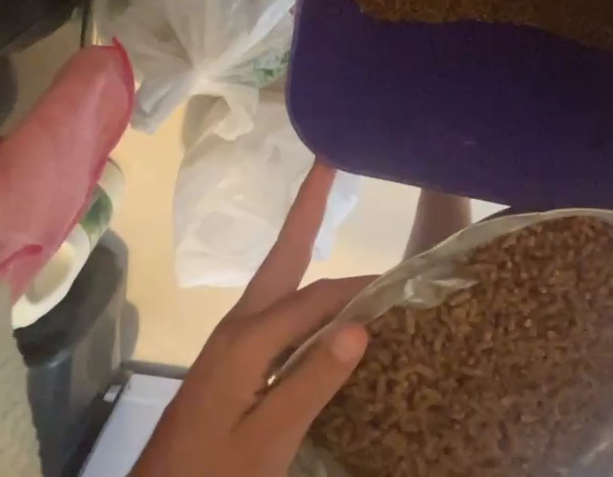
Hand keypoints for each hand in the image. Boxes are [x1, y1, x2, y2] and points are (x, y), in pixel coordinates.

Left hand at [131, 165, 373, 475]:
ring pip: (275, 276)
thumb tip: (360, 323)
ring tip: (322, 211)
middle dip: (305, 209)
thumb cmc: (214, 473)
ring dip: (300, 240)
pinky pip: (273, 305)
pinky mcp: (230, 358)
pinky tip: (312, 300)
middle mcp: (239, 325)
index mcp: (250, 338)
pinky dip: (297, 283)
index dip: (358, 285)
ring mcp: (230, 340)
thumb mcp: (268, 438)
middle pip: (283, 255)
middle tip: (326, 166)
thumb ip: (312, 381)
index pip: (318, 297)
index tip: (398, 278)